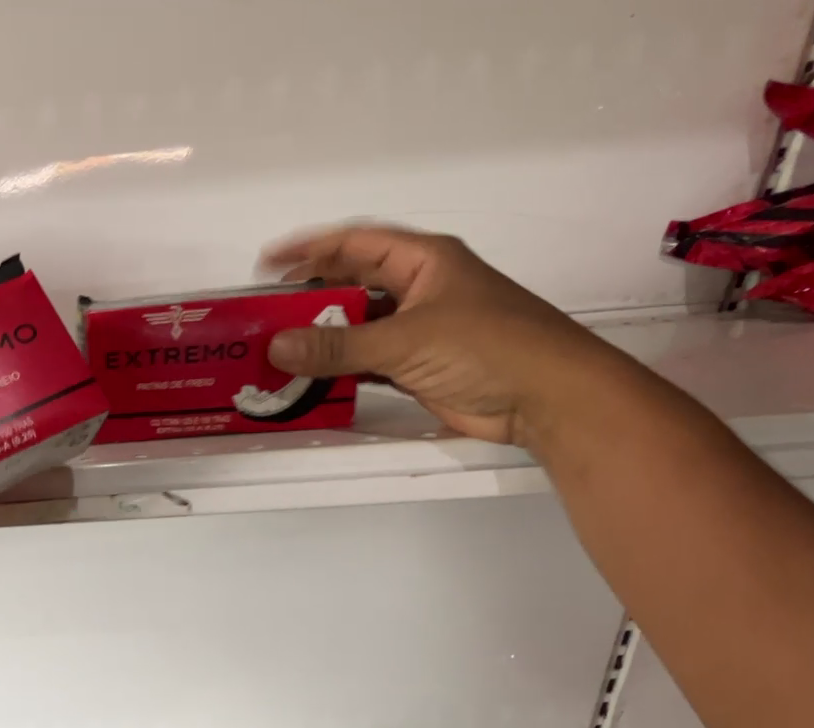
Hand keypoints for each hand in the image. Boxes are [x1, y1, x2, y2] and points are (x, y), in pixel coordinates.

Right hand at [260, 225, 633, 445]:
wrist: (549, 398)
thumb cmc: (489, 347)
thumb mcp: (406, 340)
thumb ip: (337, 346)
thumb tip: (275, 347)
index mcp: (423, 260)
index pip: (355, 242)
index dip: (308, 248)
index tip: (265, 263)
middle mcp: (417, 287)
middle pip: (350, 283)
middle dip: (307, 296)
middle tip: (264, 313)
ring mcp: (416, 327)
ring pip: (355, 324)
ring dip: (319, 336)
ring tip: (274, 347)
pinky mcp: (416, 364)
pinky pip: (362, 359)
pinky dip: (335, 367)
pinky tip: (305, 377)